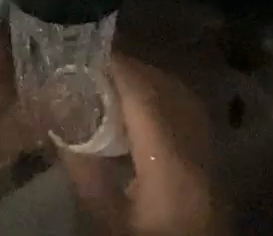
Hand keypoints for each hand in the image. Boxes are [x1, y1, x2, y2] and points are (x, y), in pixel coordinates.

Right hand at [62, 55, 227, 235]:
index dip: (118, 67)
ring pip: (182, 97)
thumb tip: (59, 124)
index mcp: (170, 166)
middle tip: (94, 64)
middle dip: (131, 69)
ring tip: (113, 81)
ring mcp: (211, 155)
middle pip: (167, 90)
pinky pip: (189, 113)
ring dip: (148, 81)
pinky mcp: (213, 164)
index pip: (145, 98)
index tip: (87, 52)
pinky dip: (163, 98)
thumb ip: (84, 170)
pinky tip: (140, 108)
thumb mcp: (106, 219)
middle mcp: (197, 150)